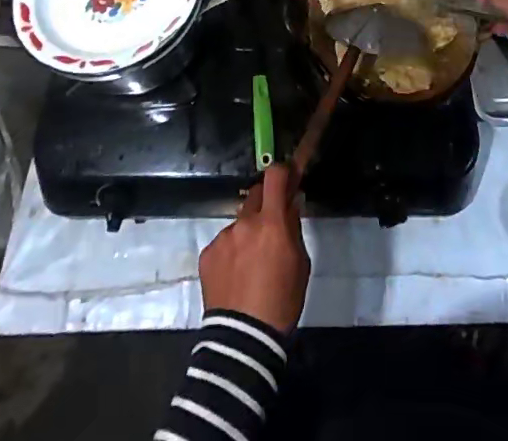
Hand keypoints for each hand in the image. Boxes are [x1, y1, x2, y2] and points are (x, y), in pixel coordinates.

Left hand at [200, 164, 310, 331]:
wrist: (243, 337)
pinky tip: (236, 275)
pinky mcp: (207, 253)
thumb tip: (290, 205)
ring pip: (239, 223)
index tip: (288, 176)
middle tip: (272, 225)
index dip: (283, 171)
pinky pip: (223, 243)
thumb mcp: (300, 264)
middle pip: (255, 196)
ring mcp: (222, 237)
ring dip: (247, 232)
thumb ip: (293, 229)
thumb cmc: (282, 301)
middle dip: (266, 203)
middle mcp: (244, 223)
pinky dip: (231, 251)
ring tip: (252, 263)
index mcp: (271, 223)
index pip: (275, 177)